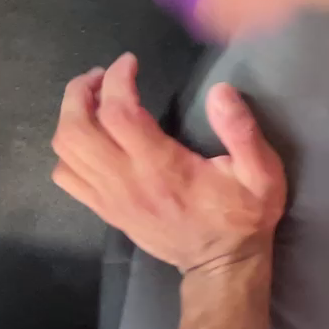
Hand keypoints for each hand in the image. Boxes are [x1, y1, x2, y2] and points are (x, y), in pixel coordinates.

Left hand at [51, 52, 285, 272]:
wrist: (223, 266)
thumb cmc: (243, 215)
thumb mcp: (262, 173)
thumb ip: (243, 131)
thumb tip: (220, 90)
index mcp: (162, 167)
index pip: (118, 112)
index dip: (117, 79)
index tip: (131, 62)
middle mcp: (126, 181)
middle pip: (75, 129)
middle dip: (80, 92)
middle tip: (102, 75)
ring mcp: (110, 199)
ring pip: (66, 151)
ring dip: (71, 116)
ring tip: (94, 99)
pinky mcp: (106, 210)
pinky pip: (67, 176)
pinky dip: (68, 150)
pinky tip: (92, 137)